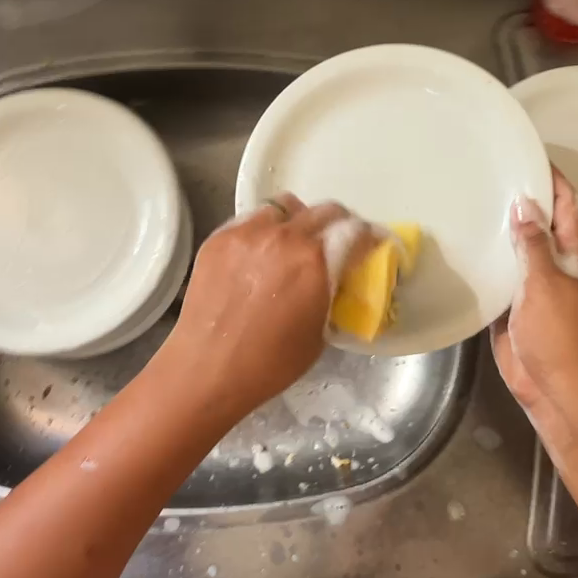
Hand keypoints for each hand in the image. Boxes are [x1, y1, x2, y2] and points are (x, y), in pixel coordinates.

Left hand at [152, 194, 373, 426]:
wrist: (207, 370)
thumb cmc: (270, 364)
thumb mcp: (319, 332)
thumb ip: (331, 293)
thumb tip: (336, 278)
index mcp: (315, 261)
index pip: (355, 230)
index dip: (368, 237)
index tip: (370, 245)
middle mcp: (283, 237)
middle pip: (324, 211)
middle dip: (338, 225)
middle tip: (336, 243)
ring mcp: (247, 233)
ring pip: (285, 207)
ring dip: (297, 221)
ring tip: (293, 244)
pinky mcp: (218, 238)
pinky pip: (251, 220)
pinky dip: (264, 230)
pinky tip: (260, 254)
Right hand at [491, 169, 577, 422]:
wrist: (556, 389)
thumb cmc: (559, 335)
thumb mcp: (546, 284)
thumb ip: (533, 245)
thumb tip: (523, 204)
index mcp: (573, 254)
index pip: (565, 205)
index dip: (552, 178)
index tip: (527, 152)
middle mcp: (555, 264)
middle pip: (539, 223)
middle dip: (519, 198)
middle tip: (485, 172)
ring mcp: (533, 286)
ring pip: (516, 249)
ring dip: (498, 230)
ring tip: (467, 202)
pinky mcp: (511, 307)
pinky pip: (498, 277)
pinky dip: (484, 262)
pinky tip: (461, 248)